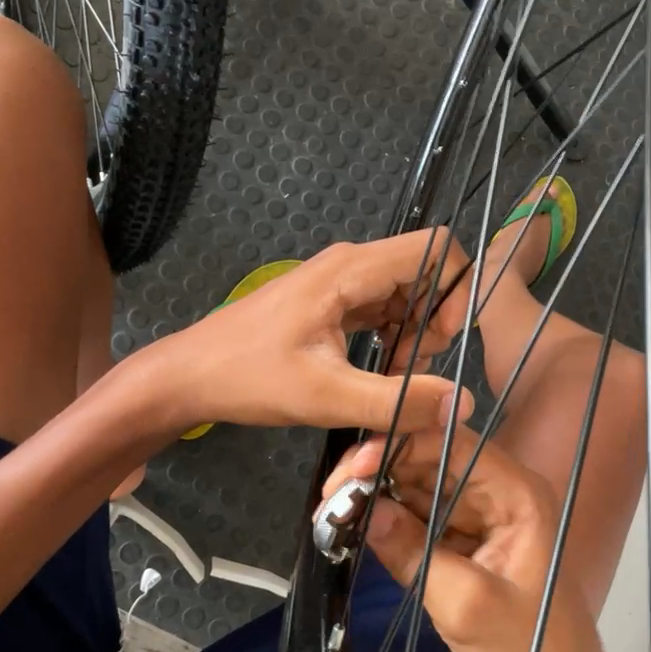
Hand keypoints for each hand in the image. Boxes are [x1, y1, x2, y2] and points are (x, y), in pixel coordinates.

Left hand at [154, 230, 475, 433]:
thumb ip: (396, 400)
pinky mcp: (334, 303)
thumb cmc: (250, 378)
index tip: (442, 341)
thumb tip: (460, 404)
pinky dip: (395, 337)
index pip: (435, 247)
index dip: (456, 289)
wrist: (189, 376)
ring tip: (394, 375)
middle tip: (413, 368)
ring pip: (408, 294)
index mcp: (352, 269)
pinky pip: (385, 309)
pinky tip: (379, 370)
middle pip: (426, 273)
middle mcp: (352, 265)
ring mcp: (342, 283)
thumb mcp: (326, 397)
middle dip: (435, 320)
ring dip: (416, 333)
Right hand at [324, 430, 617, 651]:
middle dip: (382, 472)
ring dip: (381, 497)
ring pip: (422, 494)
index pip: (453, 446)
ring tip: (331, 508)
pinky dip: (390, 525)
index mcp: (516, 494)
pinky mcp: (462, 554)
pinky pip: (421, 525)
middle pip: (433, 464)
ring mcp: (480, 526)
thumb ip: (413, 551)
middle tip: (330, 491)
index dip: (400, 445)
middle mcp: (500, 499)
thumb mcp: (467, 602)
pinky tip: (353, 526)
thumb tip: (360, 509)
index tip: (353, 467)